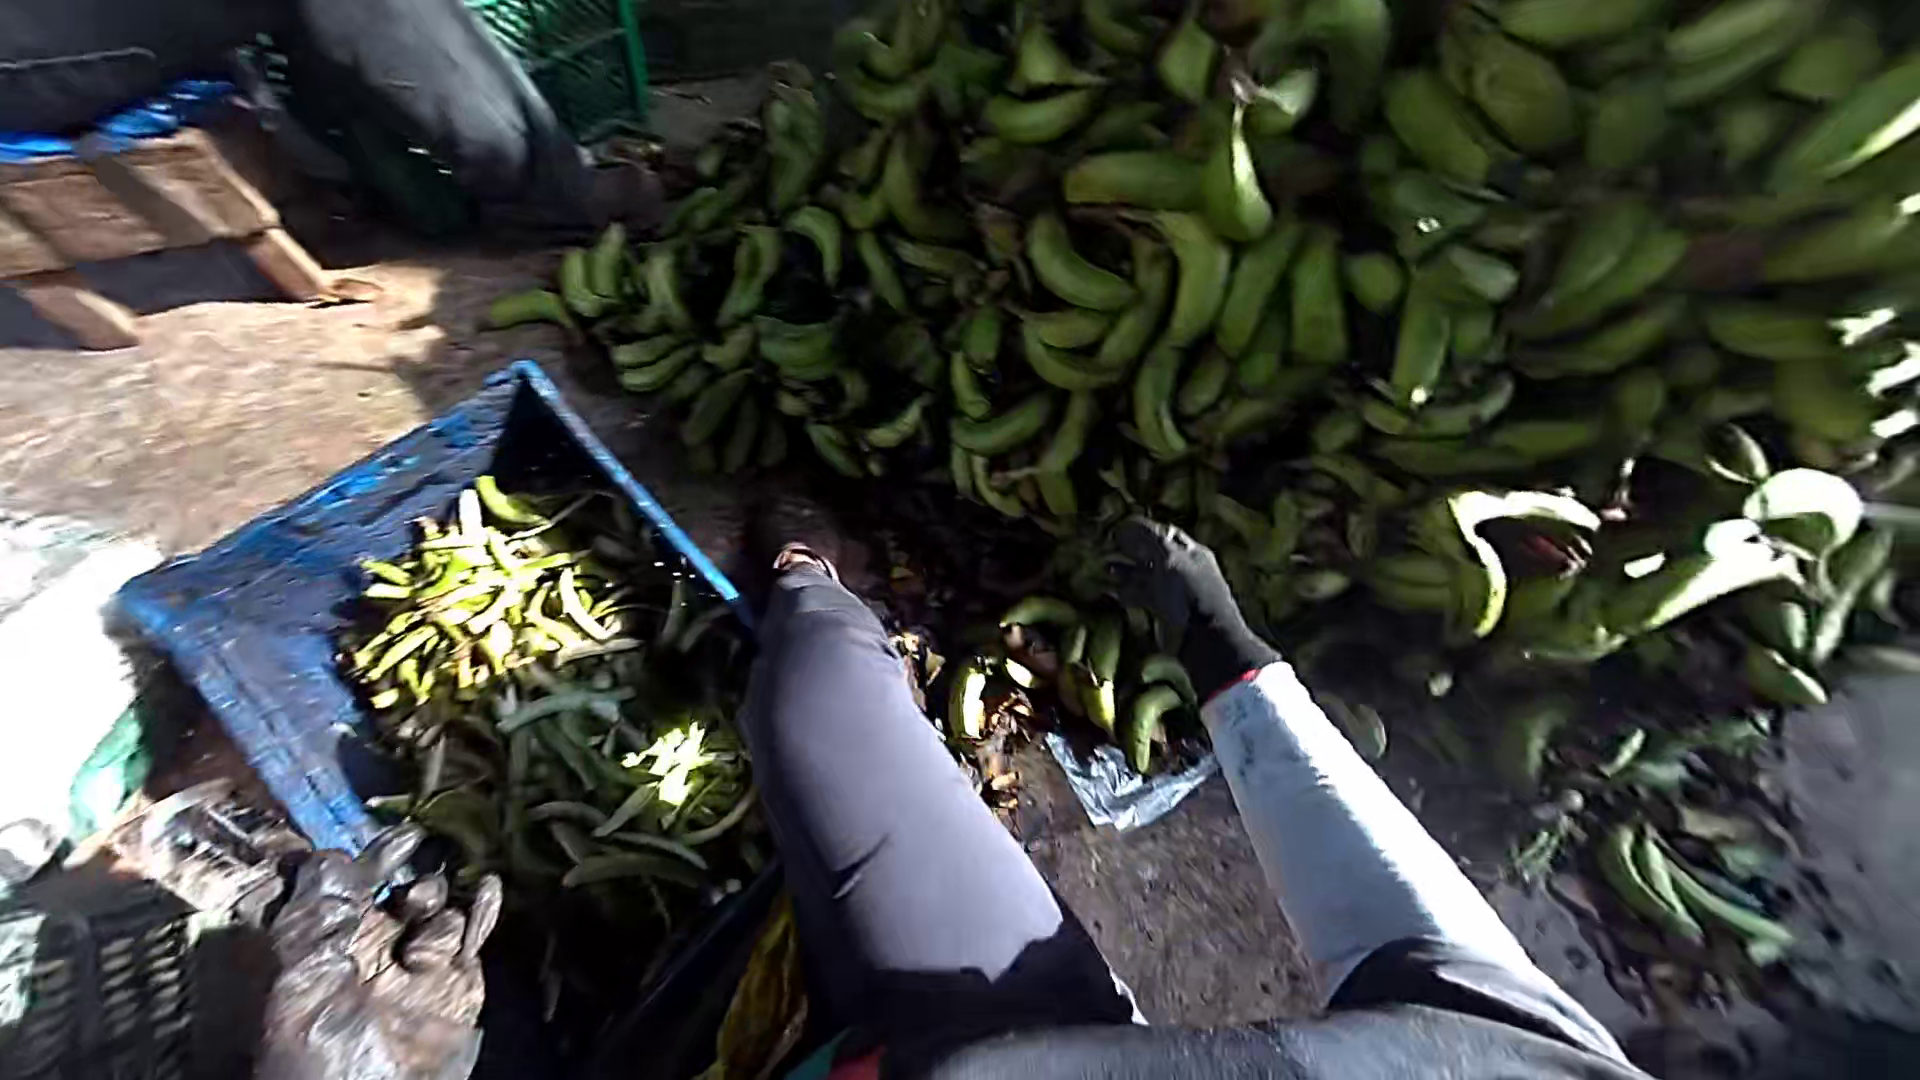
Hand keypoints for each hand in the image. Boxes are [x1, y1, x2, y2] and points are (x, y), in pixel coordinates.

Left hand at [256, 825, 501, 1079]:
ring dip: (435, 895)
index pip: (334, 895)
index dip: (351, 860)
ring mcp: (417, 964)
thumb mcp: (304, 999)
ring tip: (428, 908)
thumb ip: (316, 929)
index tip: (367, 831)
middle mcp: (368, 953)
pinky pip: (475, 930)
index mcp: (320, 959)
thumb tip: (323, 859)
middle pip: (389, 891)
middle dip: (401, 868)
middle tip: (411, 842)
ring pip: (435, 905)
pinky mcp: (457, 976)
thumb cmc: (329, 1065)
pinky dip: (483, 908)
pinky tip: (487, 891)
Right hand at [1112, 516, 1279, 699]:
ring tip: (1105, 567)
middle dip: (1129, 549)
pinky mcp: (1164, 611)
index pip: (1162, 533)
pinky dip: (1126, 591)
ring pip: (1144, 574)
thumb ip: (1149, 538)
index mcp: (1190, 552)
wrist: (1204, 639)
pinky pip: (1142, 595)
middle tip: (1106, 547)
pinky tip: (1112, 590)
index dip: (1139, 529)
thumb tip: (1125, 524)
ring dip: (1124, 570)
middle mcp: (1182, 568)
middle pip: (1151, 552)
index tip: (1116, 530)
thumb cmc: (1189, 593)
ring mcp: (1173, 590)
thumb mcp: (1169, 558)